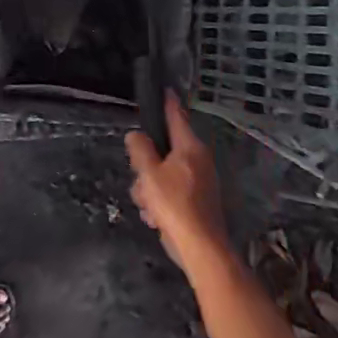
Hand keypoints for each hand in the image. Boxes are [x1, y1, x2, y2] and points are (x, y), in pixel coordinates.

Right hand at [125, 92, 227, 272]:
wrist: (201, 248)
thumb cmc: (175, 205)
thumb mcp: (149, 174)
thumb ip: (140, 150)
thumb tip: (136, 135)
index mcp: (190, 148)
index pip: (176, 116)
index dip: (167, 102)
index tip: (163, 88)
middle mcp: (198, 160)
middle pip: (163, 150)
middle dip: (146, 167)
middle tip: (140, 180)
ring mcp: (200, 181)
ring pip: (163, 173)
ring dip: (149, 188)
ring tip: (148, 206)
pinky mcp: (197, 201)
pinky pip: (170, 191)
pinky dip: (160, 202)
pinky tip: (155, 218)